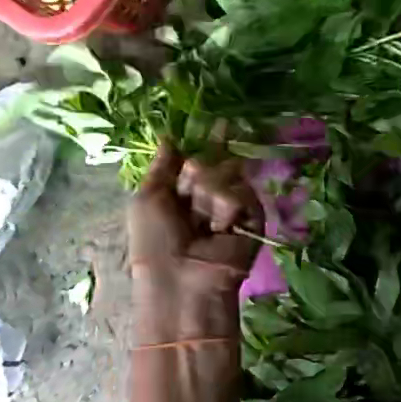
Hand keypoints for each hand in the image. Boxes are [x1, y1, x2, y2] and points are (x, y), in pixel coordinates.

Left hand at [129, 141, 261, 343]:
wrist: (184, 277)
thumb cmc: (155, 242)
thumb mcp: (146, 200)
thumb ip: (161, 166)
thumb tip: (168, 136)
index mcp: (183, 192)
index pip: (200, 158)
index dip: (208, 142)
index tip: (222, 124)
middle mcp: (210, 195)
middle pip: (212, 162)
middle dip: (198, 177)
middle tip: (188, 203)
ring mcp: (234, 205)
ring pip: (228, 175)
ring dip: (210, 196)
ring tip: (205, 225)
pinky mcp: (254, 216)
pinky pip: (243, 193)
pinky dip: (228, 207)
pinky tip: (222, 228)